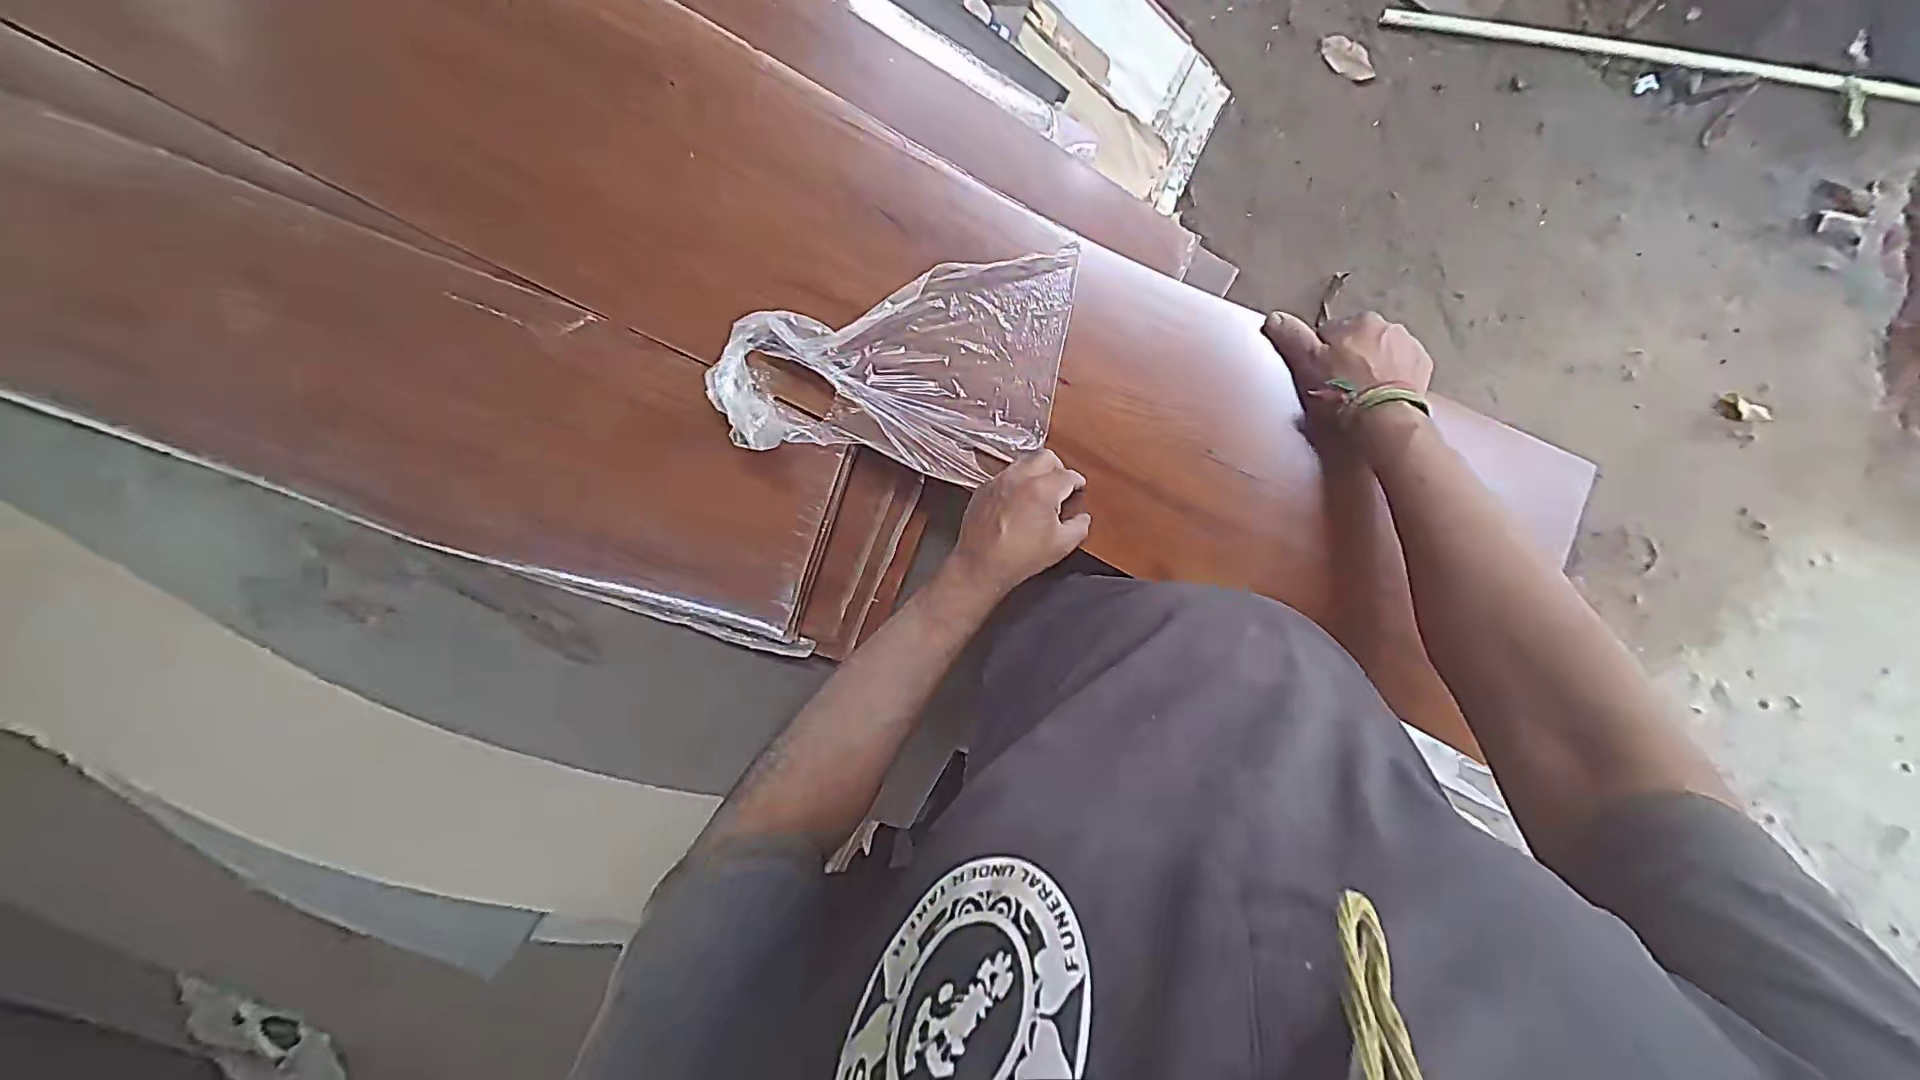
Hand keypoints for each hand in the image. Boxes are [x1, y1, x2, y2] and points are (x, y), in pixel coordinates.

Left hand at [941, 449, 1089, 601]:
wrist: (980, 565)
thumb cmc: (1020, 557)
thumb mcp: (1061, 545)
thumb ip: (1079, 526)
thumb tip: (1082, 518)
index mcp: (1042, 489)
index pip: (1068, 475)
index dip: (1077, 482)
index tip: (1079, 488)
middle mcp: (1019, 478)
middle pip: (1045, 457)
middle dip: (1058, 468)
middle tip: (1061, 484)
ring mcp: (998, 481)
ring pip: (1023, 462)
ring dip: (1036, 472)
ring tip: (1040, 491)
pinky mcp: (983, 489)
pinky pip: (1005, 476)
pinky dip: (1016, 482)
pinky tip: (1018, 500)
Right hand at [1262, 311, 1433, 420]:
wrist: (1380, 420)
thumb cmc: (1339, 391)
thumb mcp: (1305, 364)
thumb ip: (1290, 337)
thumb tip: (1275, 317)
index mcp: (1357, 321)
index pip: (1329, 333)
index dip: (1319, 354)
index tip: (1316, 374)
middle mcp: (1387, 326)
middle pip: (1358, 341)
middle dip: (1348, 358)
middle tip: (1336, 386)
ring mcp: (1409, 346)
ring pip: (1380, 353)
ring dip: (1370, 367)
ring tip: (1358, 394)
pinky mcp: (1423, 367)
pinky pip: (1401, 367)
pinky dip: (1391, 377)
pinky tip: (1378, 395)